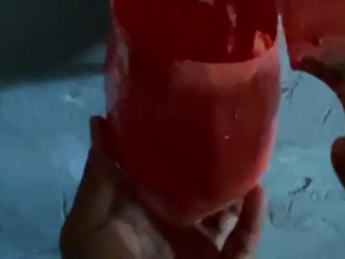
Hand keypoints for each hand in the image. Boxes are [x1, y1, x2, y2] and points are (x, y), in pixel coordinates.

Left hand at [61, 118, 265, 258]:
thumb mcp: (87, 227)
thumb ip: (98, 177)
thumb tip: (99, 120)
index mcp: (140, 212)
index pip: (158, 167)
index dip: (169, 136)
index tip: (184, 100)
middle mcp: (172, 224)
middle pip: (198, 183)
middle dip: (212, 155)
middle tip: (226, 120)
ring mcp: (199, 248)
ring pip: (227, 209)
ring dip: (238, 182)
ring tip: (247, 148)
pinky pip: (244, 243)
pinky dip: (254, 219)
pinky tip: (257, 188)